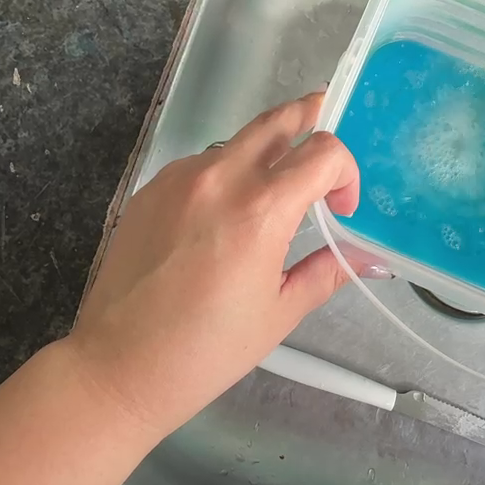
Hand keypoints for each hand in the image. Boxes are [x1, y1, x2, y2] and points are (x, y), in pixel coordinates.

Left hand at [58, 93, 359, 437]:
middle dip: (312, 118)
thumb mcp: (279, 313)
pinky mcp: (153, 186)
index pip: (323, 152)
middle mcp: (221, 177)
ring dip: (266, 157)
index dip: (346, 172)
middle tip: (325, 142)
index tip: (340, 208)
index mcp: (260, 209)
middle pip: (279, 118)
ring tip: (268, 202)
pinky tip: (220, 220)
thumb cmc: (206, 350)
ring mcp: (180, 176)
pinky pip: (203, 164)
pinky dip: (226, 177)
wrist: (116, 367)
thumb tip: (368, 255)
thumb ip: (328, 271)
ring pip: (239, 142)